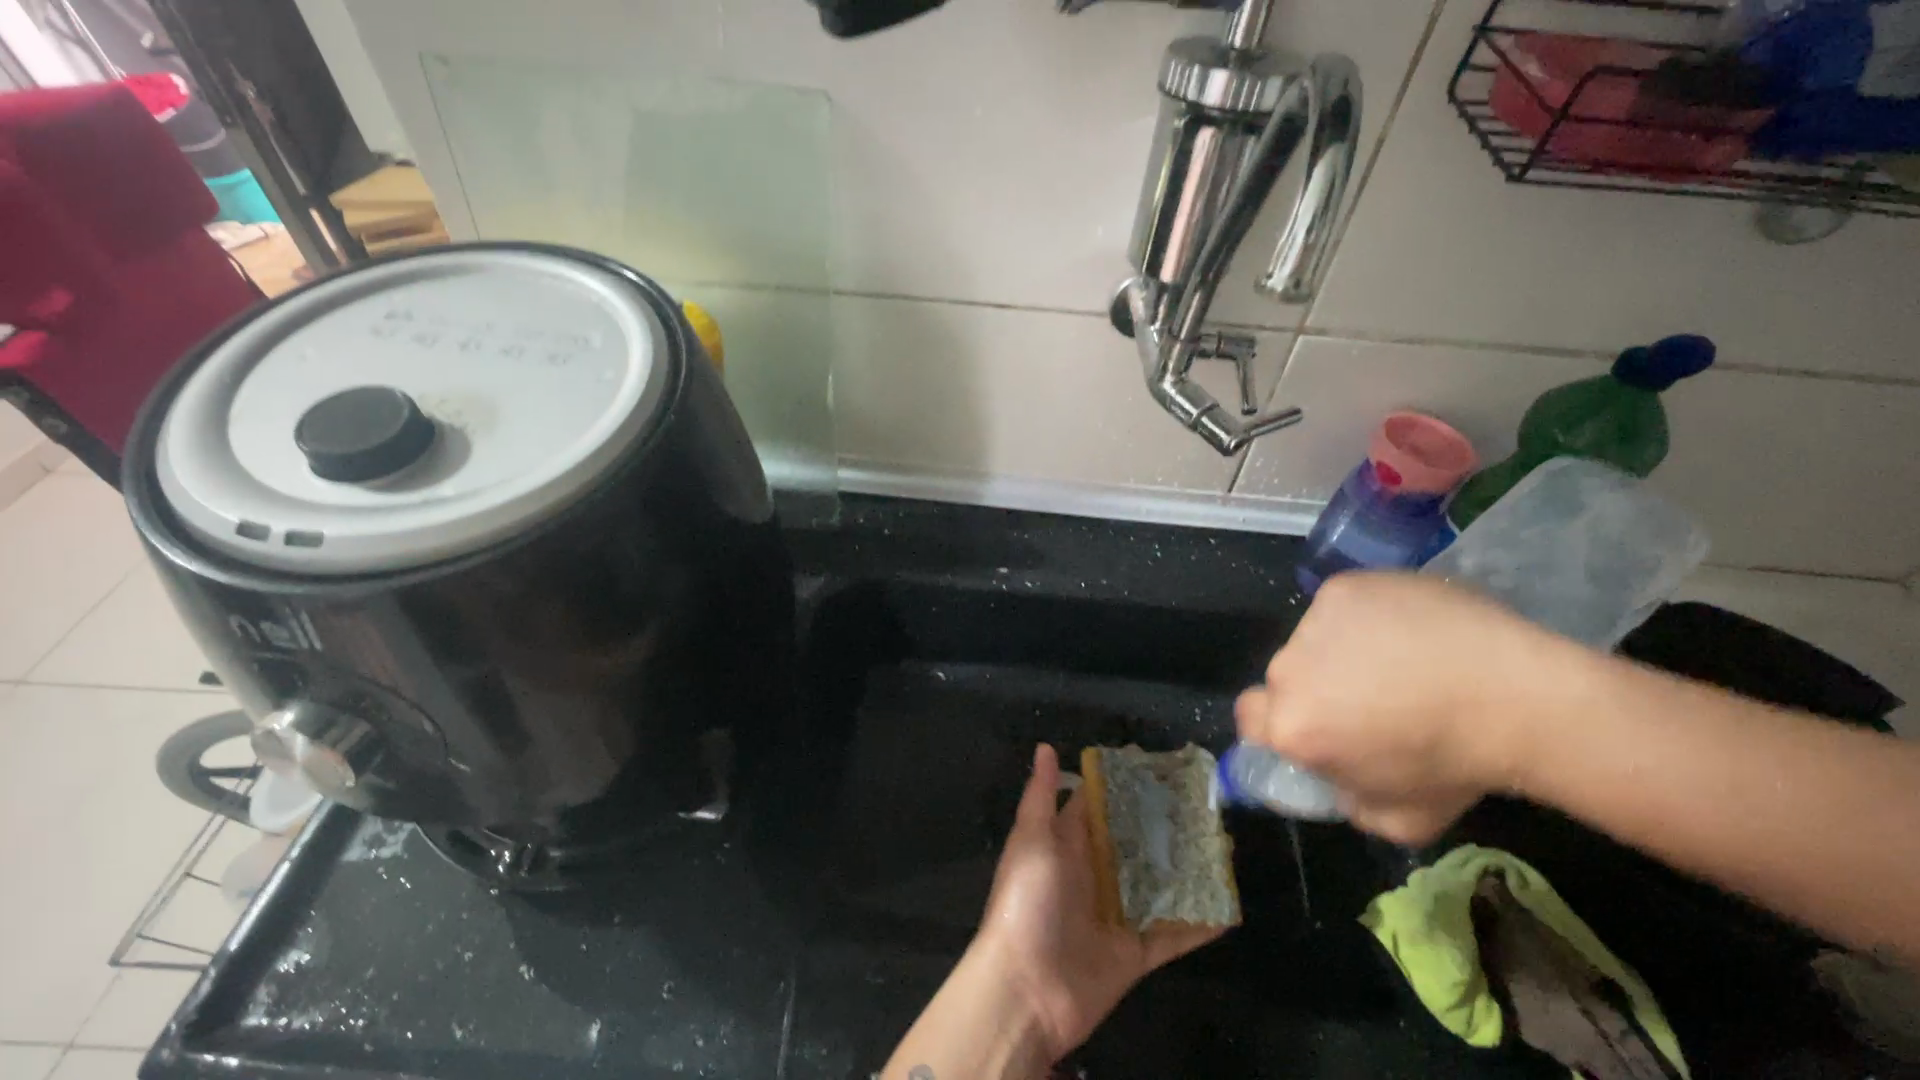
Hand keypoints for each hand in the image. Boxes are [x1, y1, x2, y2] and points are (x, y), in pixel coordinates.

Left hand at [971, 743, 1225, 1061]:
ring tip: (1228, 846)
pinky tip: (1231, 907)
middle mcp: (1095, 875)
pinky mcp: (1136, 952)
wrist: (1025, 990)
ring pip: (1160, 885)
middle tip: (1211, 804)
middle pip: (1136, 844)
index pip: (1102, 806)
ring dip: (1189, 870)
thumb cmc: (1026, 904)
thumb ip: (1041, 795)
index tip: (1167, 767)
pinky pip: (1174, 935)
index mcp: (1068, 845)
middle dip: (1168, 826)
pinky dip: (1200, 924)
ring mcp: (1118, 915)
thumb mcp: (1030, 840)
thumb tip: (1046, 747)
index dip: (1129, 787)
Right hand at [1235, 572, 1586, 844]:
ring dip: (1341, 651)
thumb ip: (1346, 802)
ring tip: (1401, 660)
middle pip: (1285, 677)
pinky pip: (1340, 607)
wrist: (1522, 698)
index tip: (1323, 726)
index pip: (1252, 719)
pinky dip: (1365, 618)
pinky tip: (1409, 631)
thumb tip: (1335, 781)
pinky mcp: (1344, 588)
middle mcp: (1289, 670)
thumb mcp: (1398, 819)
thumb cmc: (1459, 765)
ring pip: (1313, 639)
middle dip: (1318, 686)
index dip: (1283, 724)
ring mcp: (1315, 623)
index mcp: (1294, 728)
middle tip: (1373, 696)